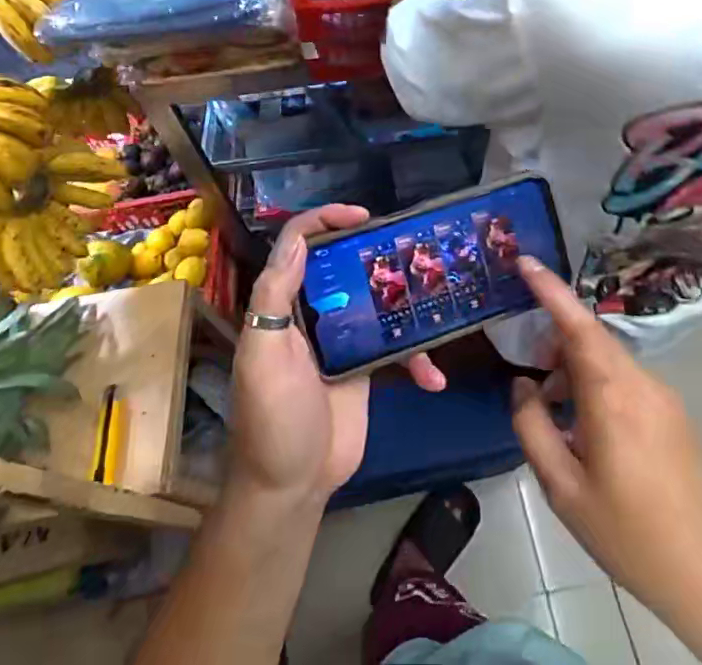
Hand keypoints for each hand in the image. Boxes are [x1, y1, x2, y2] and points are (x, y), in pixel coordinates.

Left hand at [231, 206, 446, 501]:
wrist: (292, 486)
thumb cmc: (273, 420)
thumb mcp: (263, 358)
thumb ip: (274, 298)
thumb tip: (296, 239)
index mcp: (281, 305)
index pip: (298, 246)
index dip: (325, 221)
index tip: (364, 216)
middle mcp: (311, 314)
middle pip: (344, 267)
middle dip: (376, 256)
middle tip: (413, 250)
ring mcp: (341, 341)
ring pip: (377, 304)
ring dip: (407, 308)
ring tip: (438, 308)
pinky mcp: (366, 368)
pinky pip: (396, 349)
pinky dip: (417, 362)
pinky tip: (433, 379)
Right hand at [509, 257, 701, 628]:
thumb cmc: (628, 531)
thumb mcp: (562, 487)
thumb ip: (532, 426)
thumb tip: (523, 385)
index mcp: (612, 396)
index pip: (577, 325)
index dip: (550, 289)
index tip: (524, 261)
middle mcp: (641, 383)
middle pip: (591, 338)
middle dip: (554, 339)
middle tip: (526, 368)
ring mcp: (662, 396)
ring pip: (608, 359)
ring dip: (574, 367)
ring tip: (551, 407)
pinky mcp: (672, 413)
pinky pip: (624, 379)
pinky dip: (594, 384)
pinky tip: (582, 425)